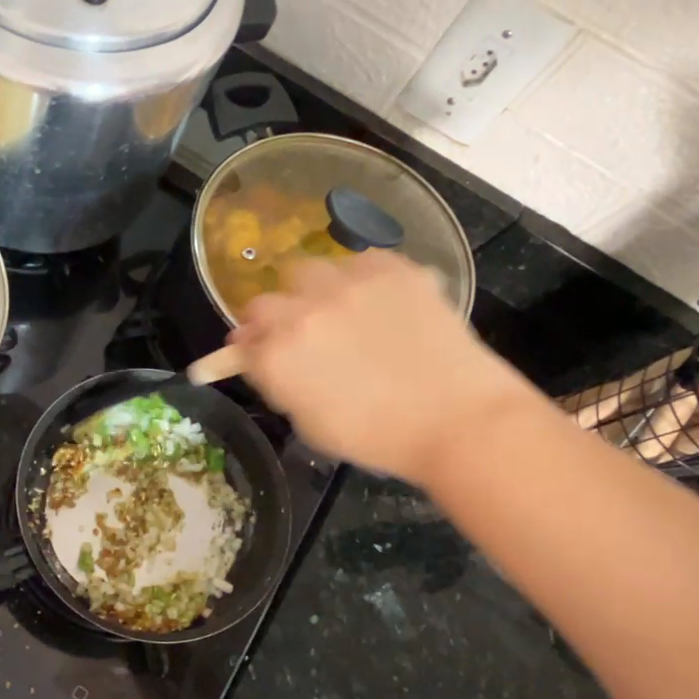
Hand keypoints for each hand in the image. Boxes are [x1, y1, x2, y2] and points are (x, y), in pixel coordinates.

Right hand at [229, 251, 541, 484]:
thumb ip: (280, 385)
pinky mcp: (395, 271)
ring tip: (335, 309)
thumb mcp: (309, 423)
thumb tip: (268, 361)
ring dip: (311, 290)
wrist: (456, 420)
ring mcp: (350, 286)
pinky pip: (362, 261)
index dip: (249, 348)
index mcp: (277, 356)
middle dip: (272, 317)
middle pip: (265, 301)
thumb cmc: (376, 437)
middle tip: (295, 334)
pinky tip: (376, 300)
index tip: (257, 354)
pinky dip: (361, 277)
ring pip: (309, 270)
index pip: (242, 340)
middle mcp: (303, 312)